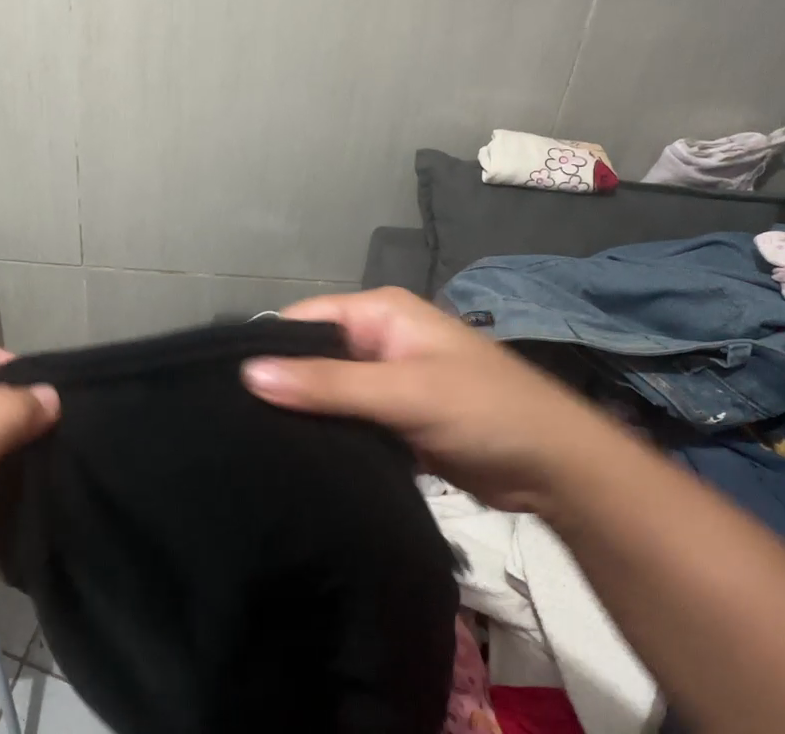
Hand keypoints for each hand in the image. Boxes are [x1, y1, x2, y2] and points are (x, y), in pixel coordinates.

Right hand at [241, 287, 617, 512]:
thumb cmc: (484, 412)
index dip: (267, 348)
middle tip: (236, 421)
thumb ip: (326, 384)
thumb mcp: (403, 393)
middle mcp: (378, 339)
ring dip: (303, 415)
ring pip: (326, 393)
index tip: (225, 386)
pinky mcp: (394, 419)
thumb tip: (248, 374)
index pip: (302, 320)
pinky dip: (327, 435)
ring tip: (256, 442)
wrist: (559, 471)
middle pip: (311, 357)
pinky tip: (296, 457)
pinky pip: (346, 421)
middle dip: (282, 385)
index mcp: (380, 312)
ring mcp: (386, 381)